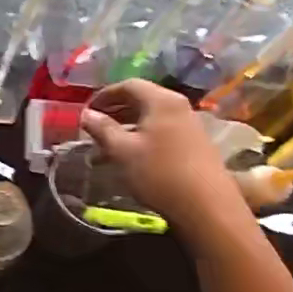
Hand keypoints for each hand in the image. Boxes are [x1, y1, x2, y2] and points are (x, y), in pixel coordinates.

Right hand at [79, 80, 245, 229]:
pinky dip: (143, 137)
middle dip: (115, 110)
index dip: (104, 95)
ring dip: (128, 126)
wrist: (206, 206)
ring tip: (108, 144)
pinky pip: (163, 131)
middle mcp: (179, 106)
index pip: (128, 85)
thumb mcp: (122, 151)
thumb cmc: (159, 173)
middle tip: (95, 126)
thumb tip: (86, 114)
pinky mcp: (195, 144)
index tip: (87, 110)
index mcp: (161, 100)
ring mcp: (190, 125)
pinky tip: (132, 156)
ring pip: (152, 117)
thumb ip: (103, 129)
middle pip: (142, 99)